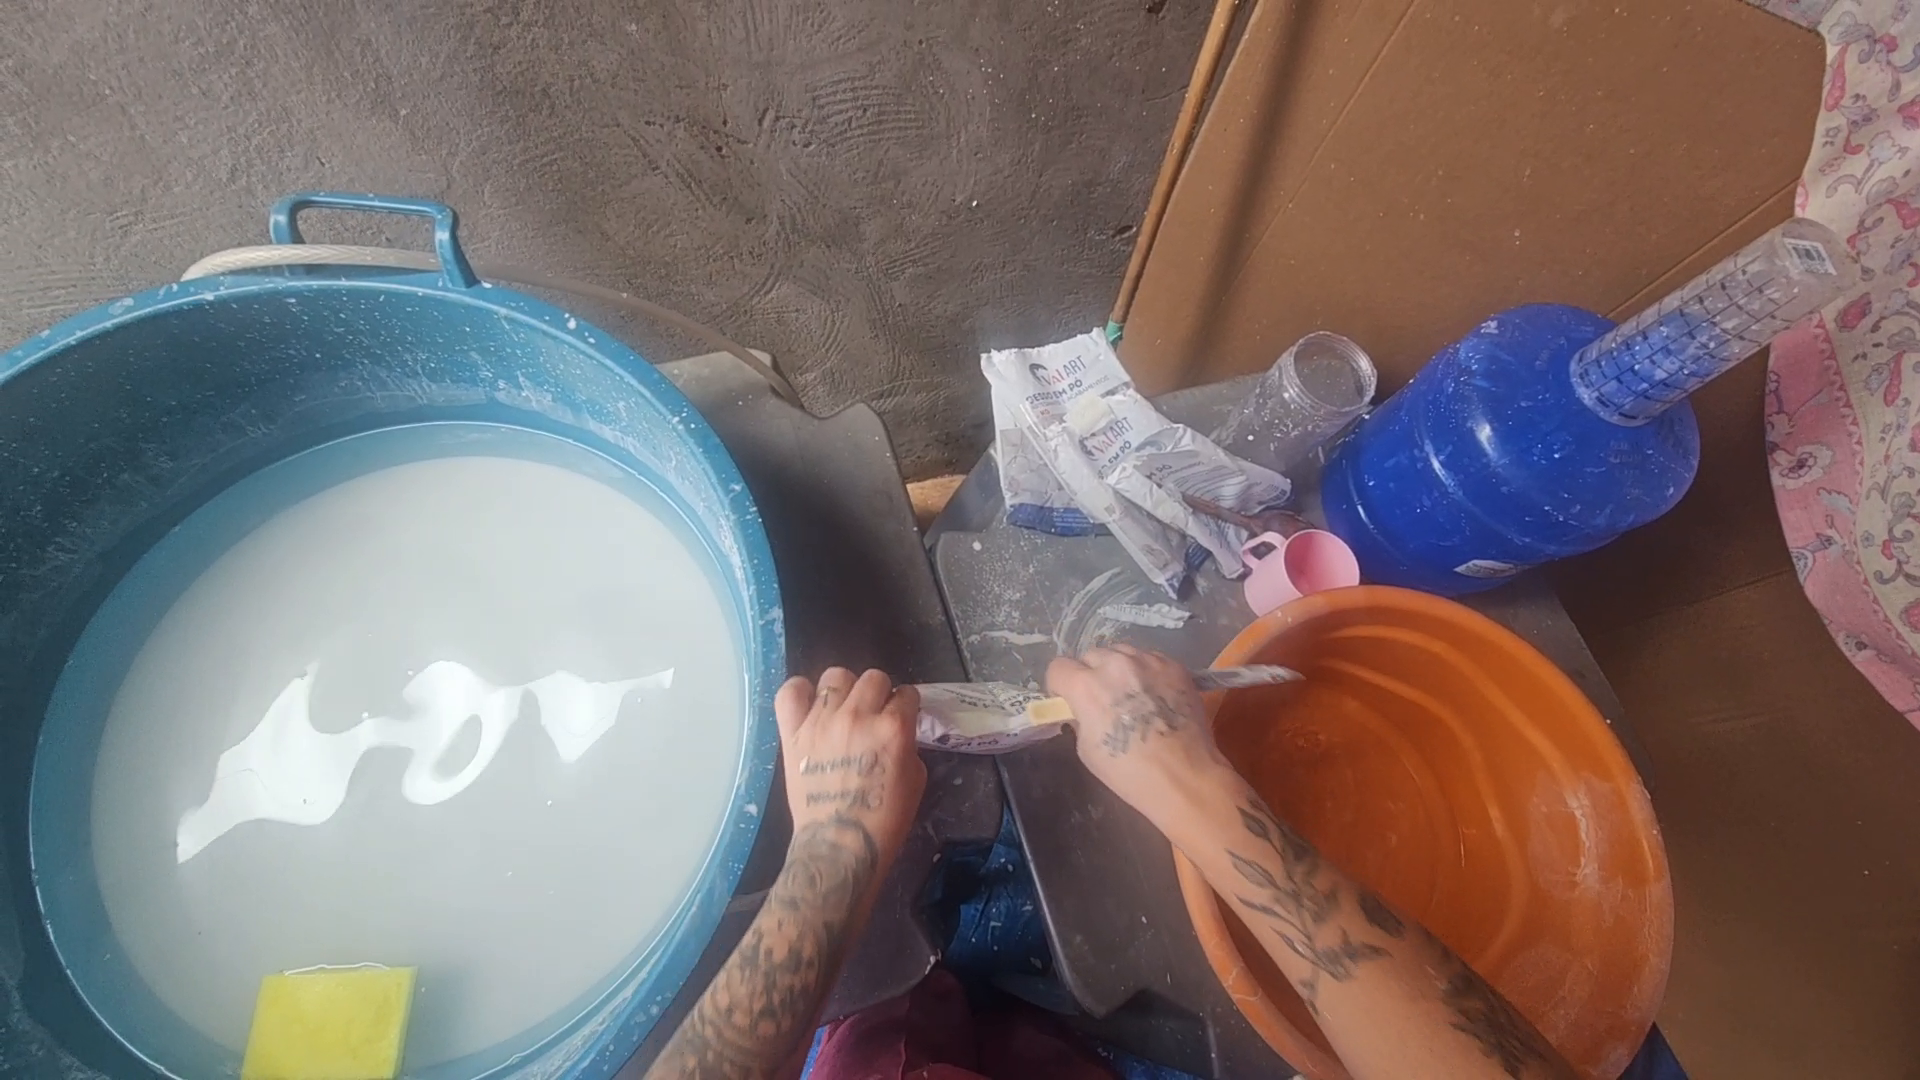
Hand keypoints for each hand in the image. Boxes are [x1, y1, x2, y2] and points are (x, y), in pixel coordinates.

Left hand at [775, 668, 926, 866]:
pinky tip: (810, 707)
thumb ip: (906, 743)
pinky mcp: (794, 734)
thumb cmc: (885, 819)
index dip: (906, 706)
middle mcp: (857, 717)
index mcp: (893, 728)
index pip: (906, 694)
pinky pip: (790, 692)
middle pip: (874, 678)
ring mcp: (821, 723)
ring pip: (836, 676)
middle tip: (874, 717)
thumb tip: (894, 727)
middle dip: (880, 695)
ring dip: (845, 692)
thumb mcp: (916, 778)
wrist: (840, 848)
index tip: (901, 718)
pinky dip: (800, 693)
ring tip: (843, 712)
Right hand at [1045, 646, 1227, 822]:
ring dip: (1118, 669)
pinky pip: (1149, 658)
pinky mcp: (1173, 665)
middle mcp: (1115, 664)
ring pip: (1121, 652)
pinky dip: (1145, 671)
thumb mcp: (1086, 749)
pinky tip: (1154, 694)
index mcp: (1086, 686)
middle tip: (1103, 698)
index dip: (1061, 685)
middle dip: (1090, 674)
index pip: (1058, 667)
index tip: (1069, 699)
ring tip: (1131, 693)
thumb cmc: (1129, 772)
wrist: (1185, 777)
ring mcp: (1147, 661)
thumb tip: (1082, 707)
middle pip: (1090, 656)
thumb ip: (1080, 717)